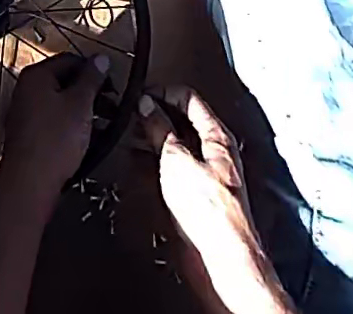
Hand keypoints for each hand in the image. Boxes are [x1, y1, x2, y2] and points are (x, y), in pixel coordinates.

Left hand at [0, 53, 107, 196]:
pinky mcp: (29, 134)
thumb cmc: (55, 139)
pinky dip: (72, 124)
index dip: (94, 70)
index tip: (112, 86)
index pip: (70, 59)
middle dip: (91, 92)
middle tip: (111, 106)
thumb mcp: (80, 104)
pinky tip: (89, 139)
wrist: (29, 183)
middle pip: (64, 80)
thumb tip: (100, 59)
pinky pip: (54, 120)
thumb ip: (91, 79)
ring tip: (105, 124)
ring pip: (61, 102)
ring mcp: (26, 111)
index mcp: (37, 75)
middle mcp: (27, 88)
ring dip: (84, 109)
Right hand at [140, 86, 295, 313]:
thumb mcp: (176, 159)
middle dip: (155, 114)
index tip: (141, 95)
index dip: (162, 92)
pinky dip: (154, 160)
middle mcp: (214, 151)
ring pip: (175, 143)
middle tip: (133, 114)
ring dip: (152, 137)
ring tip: (130, 134)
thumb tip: (148, 105)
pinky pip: (172, 166)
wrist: (222, 261)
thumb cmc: (211, 213)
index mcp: (216, 136)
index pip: (188, 97)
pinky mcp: (196, 193)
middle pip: (181, 120)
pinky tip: (138, 162)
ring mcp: (205, 172)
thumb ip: (160, 128)